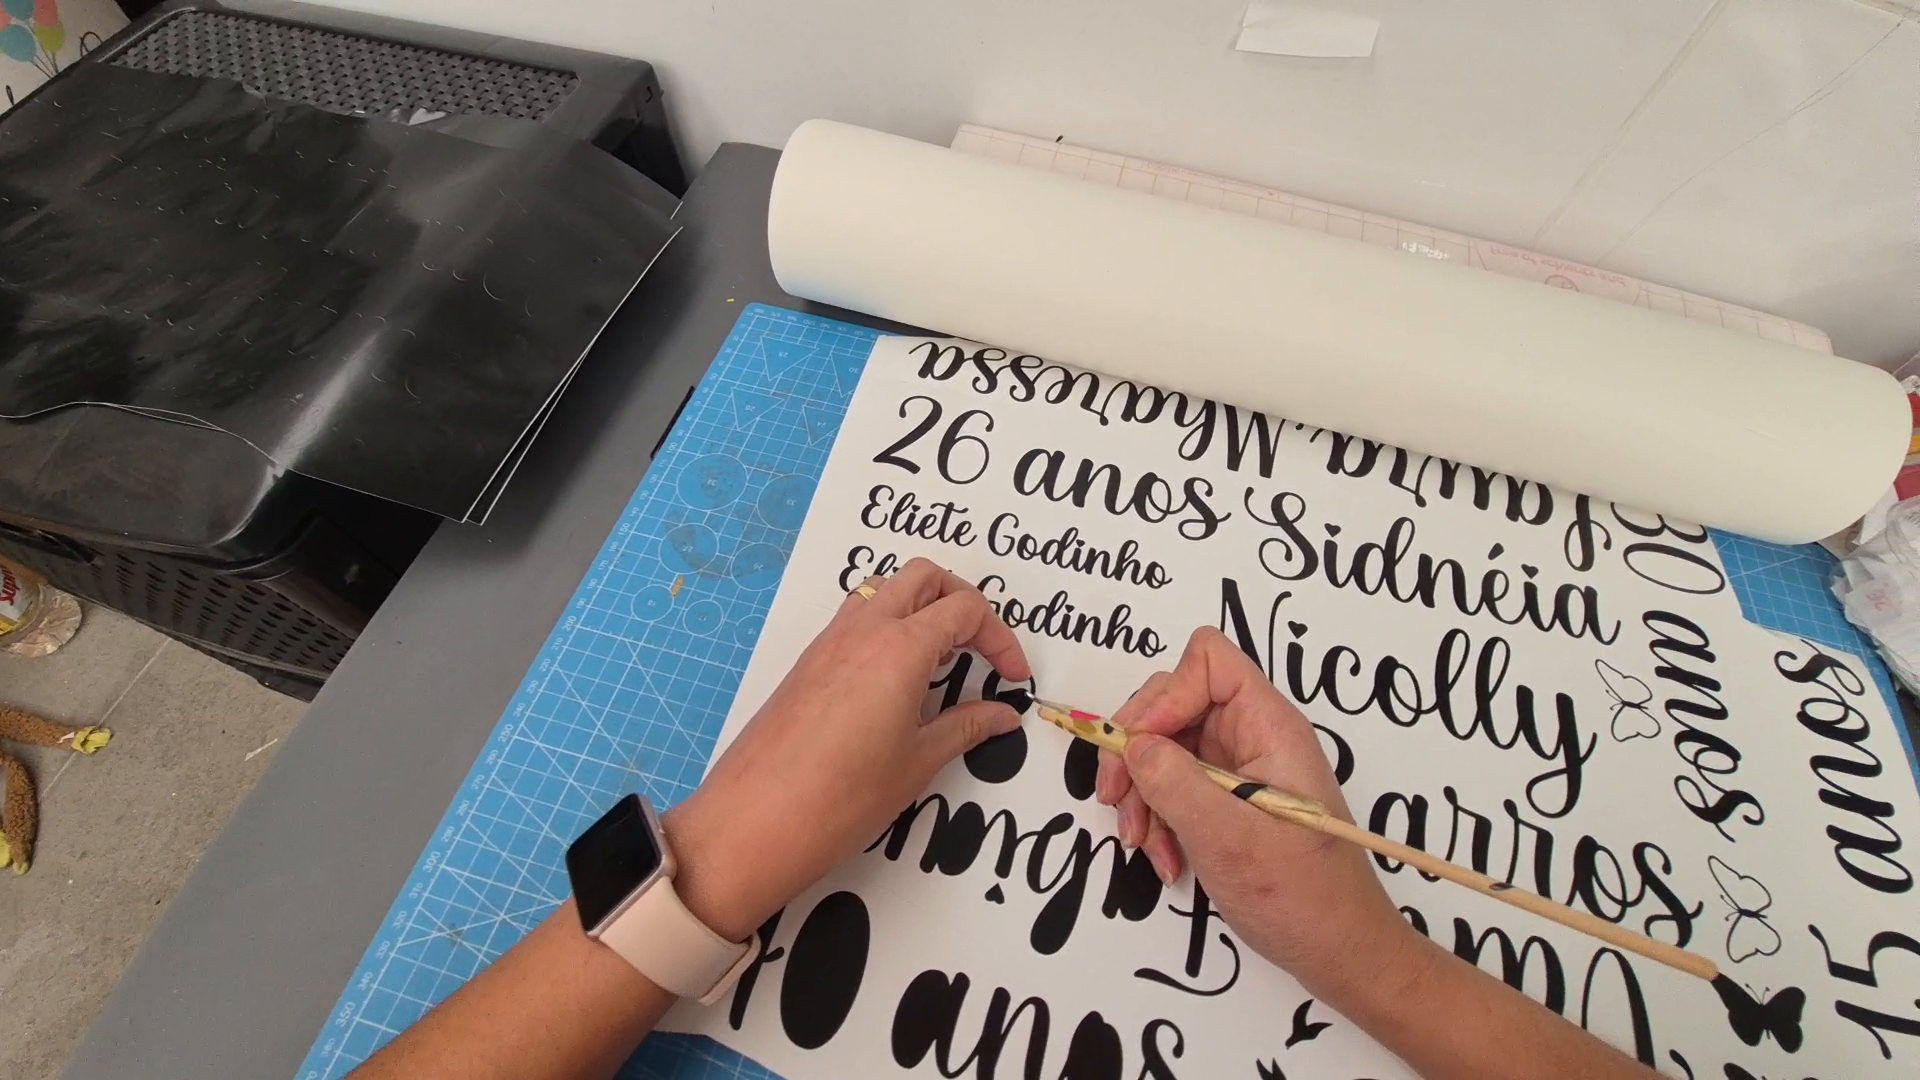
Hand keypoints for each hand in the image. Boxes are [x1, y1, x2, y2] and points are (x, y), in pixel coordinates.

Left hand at [666, 558, 1030, 941]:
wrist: (750, 824)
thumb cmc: (842, 797)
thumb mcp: (916, 762)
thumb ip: (966, 726)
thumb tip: (1004, 715)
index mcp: (901, 646)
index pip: (965, 609)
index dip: (1001, 638)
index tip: (1014, 678)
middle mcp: (865, 627)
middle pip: (924, 576)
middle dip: (962, 600)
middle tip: (980, 647)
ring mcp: (831, 640)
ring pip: (886, 588)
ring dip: (921, 607)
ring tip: (939, 661)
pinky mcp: (809, 659)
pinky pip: (858, 616)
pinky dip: (889, 626)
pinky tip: (897, 679)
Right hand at [1095, 627, 1422, 999]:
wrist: (1340, 956)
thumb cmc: (1302, 896)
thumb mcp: (1230, 838)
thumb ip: (1174, 783)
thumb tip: (1130, 744)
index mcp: (1267, 725)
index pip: (1208, 661)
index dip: (1167, 693)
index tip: (1142, 746)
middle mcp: (1248, 733)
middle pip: (1170, 701)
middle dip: (1134, 748)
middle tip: (1114, 795)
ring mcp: (1232, 763)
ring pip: (1160, 744)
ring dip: (1139, 791)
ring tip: (1142, 841)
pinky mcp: (1219, 794)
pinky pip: (1167, 782)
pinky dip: (1154, 815)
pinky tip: (1164, 856)